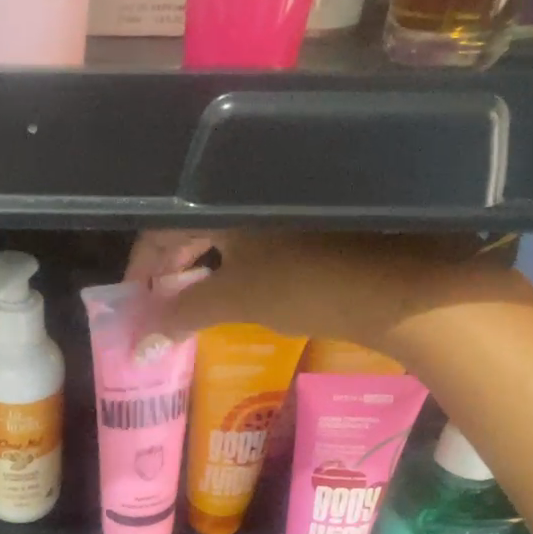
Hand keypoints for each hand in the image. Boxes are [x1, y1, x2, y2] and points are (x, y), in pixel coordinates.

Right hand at [123, 230, 530, 352]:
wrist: (398, 287)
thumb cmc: (305, 286)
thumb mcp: (234, 301)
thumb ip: (181, 316)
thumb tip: (138, 343)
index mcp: (224, 199)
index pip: (162, 228)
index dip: (141, 265)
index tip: (134, 299)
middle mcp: (251, 190)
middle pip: (193, 223)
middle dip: (172, 263)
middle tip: (161, 299)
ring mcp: (287, 202)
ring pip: (227, 228)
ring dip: (205, 262)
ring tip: (195, 296)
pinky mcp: (315, 218)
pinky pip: (257, 235)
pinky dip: (238, 261)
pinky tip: (241, 283)